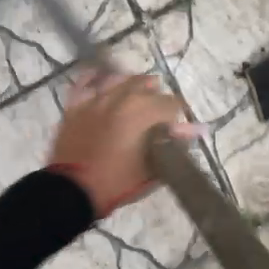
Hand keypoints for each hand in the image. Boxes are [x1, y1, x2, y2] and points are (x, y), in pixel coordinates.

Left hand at [47, 67, 205, 216]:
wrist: (72, 190)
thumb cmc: (118, 182)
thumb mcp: (153, 168)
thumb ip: (175, 143)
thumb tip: (196, 128)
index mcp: (143, 112)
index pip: (171, 103)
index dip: (176, 114)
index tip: (175, 127)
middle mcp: (120, 98)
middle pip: (145, 86)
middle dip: (155, 97)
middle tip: (157, 113)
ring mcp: (94, 100)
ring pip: (118, 80)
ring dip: (130, 85)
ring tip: (135, 96)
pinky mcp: (73, 106)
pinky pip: (84, 83)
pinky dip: (94, 79)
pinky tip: (100, 78)